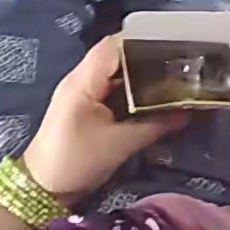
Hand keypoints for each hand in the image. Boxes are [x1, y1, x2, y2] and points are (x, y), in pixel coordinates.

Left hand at [22, 35, 187, 203]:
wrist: (43, 188)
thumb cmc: (77, 161)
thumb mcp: (120, 144)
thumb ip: (155, 125)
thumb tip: (187, 113)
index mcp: (83, 81)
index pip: (113, 46)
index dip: (142, 41)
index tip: (172, 45)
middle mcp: (80, 80)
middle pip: (115, 56)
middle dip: (146, 58)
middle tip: (179, 63)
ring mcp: (81, 93)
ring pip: (114, 73)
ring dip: (139, 75)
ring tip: (173, 77)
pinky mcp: (84, 106)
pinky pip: (110, 89)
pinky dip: (131, 90)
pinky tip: (153, 96)